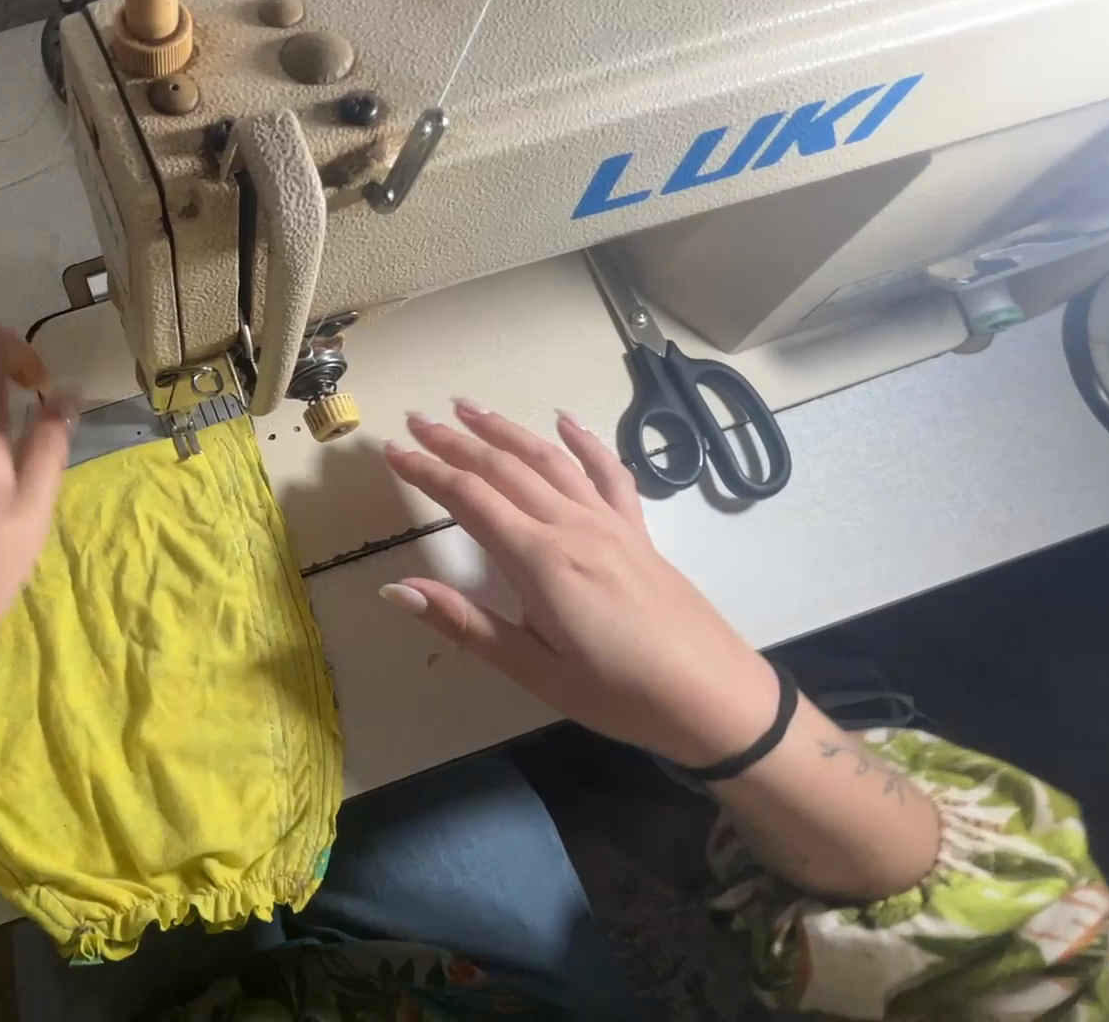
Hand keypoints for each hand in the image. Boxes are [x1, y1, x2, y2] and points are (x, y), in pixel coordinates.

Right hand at [380, 401, 777, 766]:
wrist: (716, 701)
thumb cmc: (616, 692)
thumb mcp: (532, 669)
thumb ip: (463, 622)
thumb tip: (394, 590)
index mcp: (538, 560)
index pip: (468, 499)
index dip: (426, 471)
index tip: (392, 452)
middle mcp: (571, 526)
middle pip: (502, 468)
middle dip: (454, 440)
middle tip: (416, 419)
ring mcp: (608, 523)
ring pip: (547, 459)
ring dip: (504, 429)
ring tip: (469, 407)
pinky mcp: (637, 530)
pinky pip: (607, 473)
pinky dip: (583, 442)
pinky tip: (565, 421)